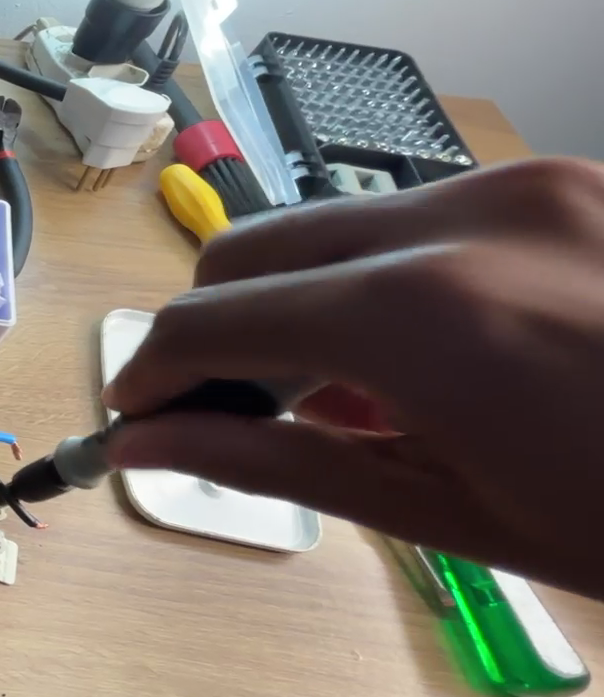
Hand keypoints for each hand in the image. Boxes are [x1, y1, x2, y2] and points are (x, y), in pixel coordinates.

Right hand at [103, 157, 603, 597]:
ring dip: (278, 306)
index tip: (135, 418)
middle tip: (221, 406)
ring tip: (329, 390)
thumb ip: (267, 461)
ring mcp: (526, 184)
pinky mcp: (567, 181)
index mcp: (419, 313)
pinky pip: (398, 223)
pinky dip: (356, 285)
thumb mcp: (451, 515)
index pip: (201, 322)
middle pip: (237, 255)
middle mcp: (458, 217)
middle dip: (200, 332)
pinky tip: (411, 356)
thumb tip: (141, 446)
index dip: (145, 374)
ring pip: (312, 231)